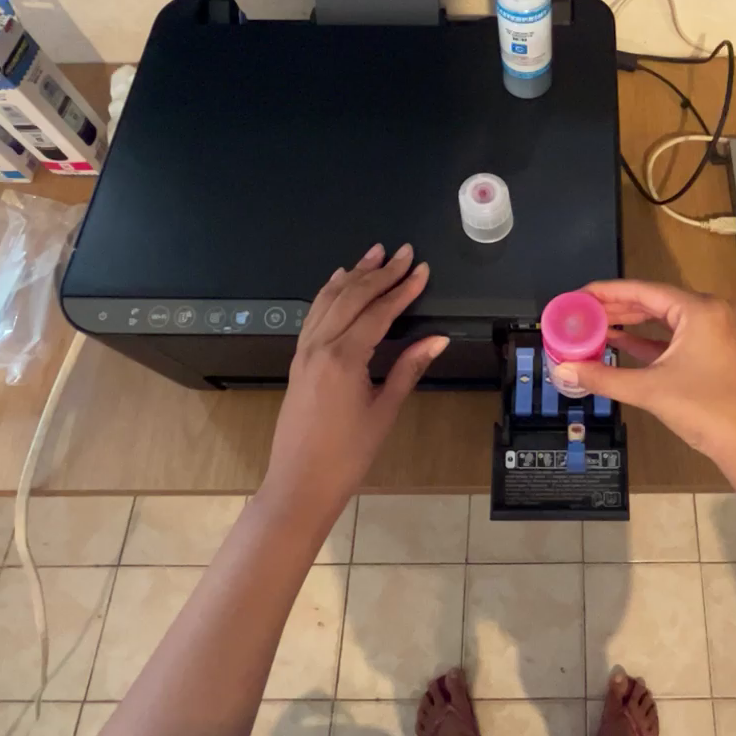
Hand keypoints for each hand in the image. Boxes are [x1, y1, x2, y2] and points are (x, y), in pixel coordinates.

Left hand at [263, 243, 447, 513]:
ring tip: (374, 254)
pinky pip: (314, 314)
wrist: (299, 484)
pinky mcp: (298, 360)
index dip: (403, 288)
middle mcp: (320, 346)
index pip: (378, 311)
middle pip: (352, 297)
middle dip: (380, 272)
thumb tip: (437, 339)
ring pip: (329, 300)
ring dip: (354, 275)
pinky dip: (328, 293)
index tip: (421, 269)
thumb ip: (409, 368)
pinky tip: (338, 281)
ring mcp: (305, 352)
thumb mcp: (385, 411)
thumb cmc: (347, 454)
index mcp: (344, 358)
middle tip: (402, 251)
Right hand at [551, 280, 735, 469]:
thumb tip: (564, 370)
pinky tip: (624, 346)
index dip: (607, 292)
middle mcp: (712, 313)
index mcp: (699, 310)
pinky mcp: (719, 354)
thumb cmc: (709, 411)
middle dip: (616, 309)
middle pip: (654, 303)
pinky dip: (651, 342)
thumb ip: (604, 376)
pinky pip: (678, 339)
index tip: (579, 295)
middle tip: (581, 314)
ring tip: (596, 328)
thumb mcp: (651, 390)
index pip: (643, 290)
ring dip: (632, 325)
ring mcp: (718, 333)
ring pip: (666, 321)